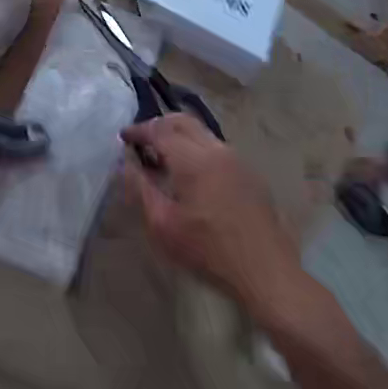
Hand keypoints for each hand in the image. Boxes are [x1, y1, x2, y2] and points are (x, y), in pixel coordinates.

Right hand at [122, 115, 300, 313]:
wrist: (264, 267)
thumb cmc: (208, 249)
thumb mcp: (164, 226)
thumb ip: (141, 190)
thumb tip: (124, 165)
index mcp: (193, 159)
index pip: (160, 130)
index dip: (139, 130)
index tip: (123, 136)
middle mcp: (216, 149)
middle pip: (183, 121)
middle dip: (159, 125)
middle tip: (141, 140)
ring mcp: (236, 157)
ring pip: (202, 133)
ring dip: (179, 136)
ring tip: (162, 157)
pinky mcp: (248, 171)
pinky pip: (216, 147)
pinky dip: (196, 148)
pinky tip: (190, 173)